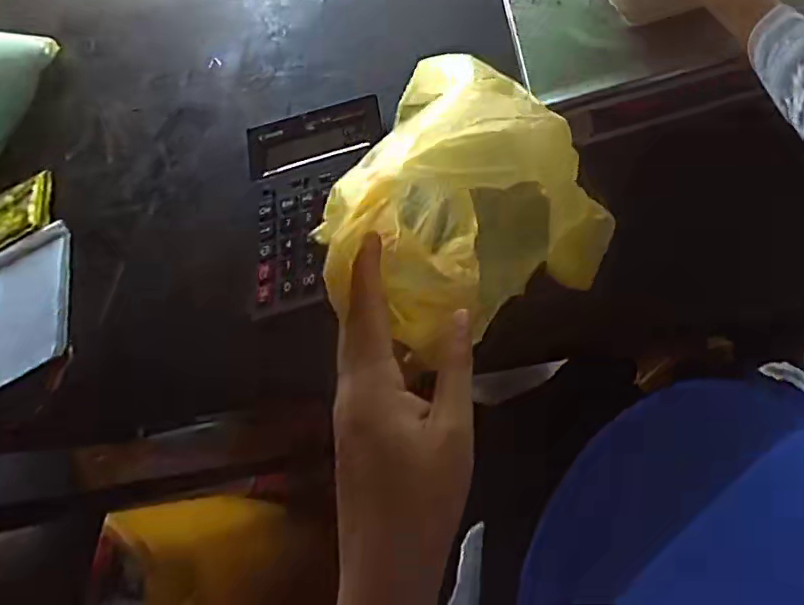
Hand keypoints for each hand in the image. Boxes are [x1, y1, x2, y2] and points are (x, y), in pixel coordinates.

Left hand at [334, 237, 473, 604]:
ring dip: (367, 313)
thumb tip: (457, 314)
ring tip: (388, 281)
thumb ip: (452, 368)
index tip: (369, 234)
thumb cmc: (424, 500)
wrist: (385, 570)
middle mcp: (349, 391)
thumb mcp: (453, 432)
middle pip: (349, 326)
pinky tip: (399, 342)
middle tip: (376, 247)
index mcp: (369, 386)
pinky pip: (361, 369)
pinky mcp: (353, 428)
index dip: (365, 271)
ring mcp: (346, 412)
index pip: (363, 314)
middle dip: (359, 284)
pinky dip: (376, 343)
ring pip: (353, 349)